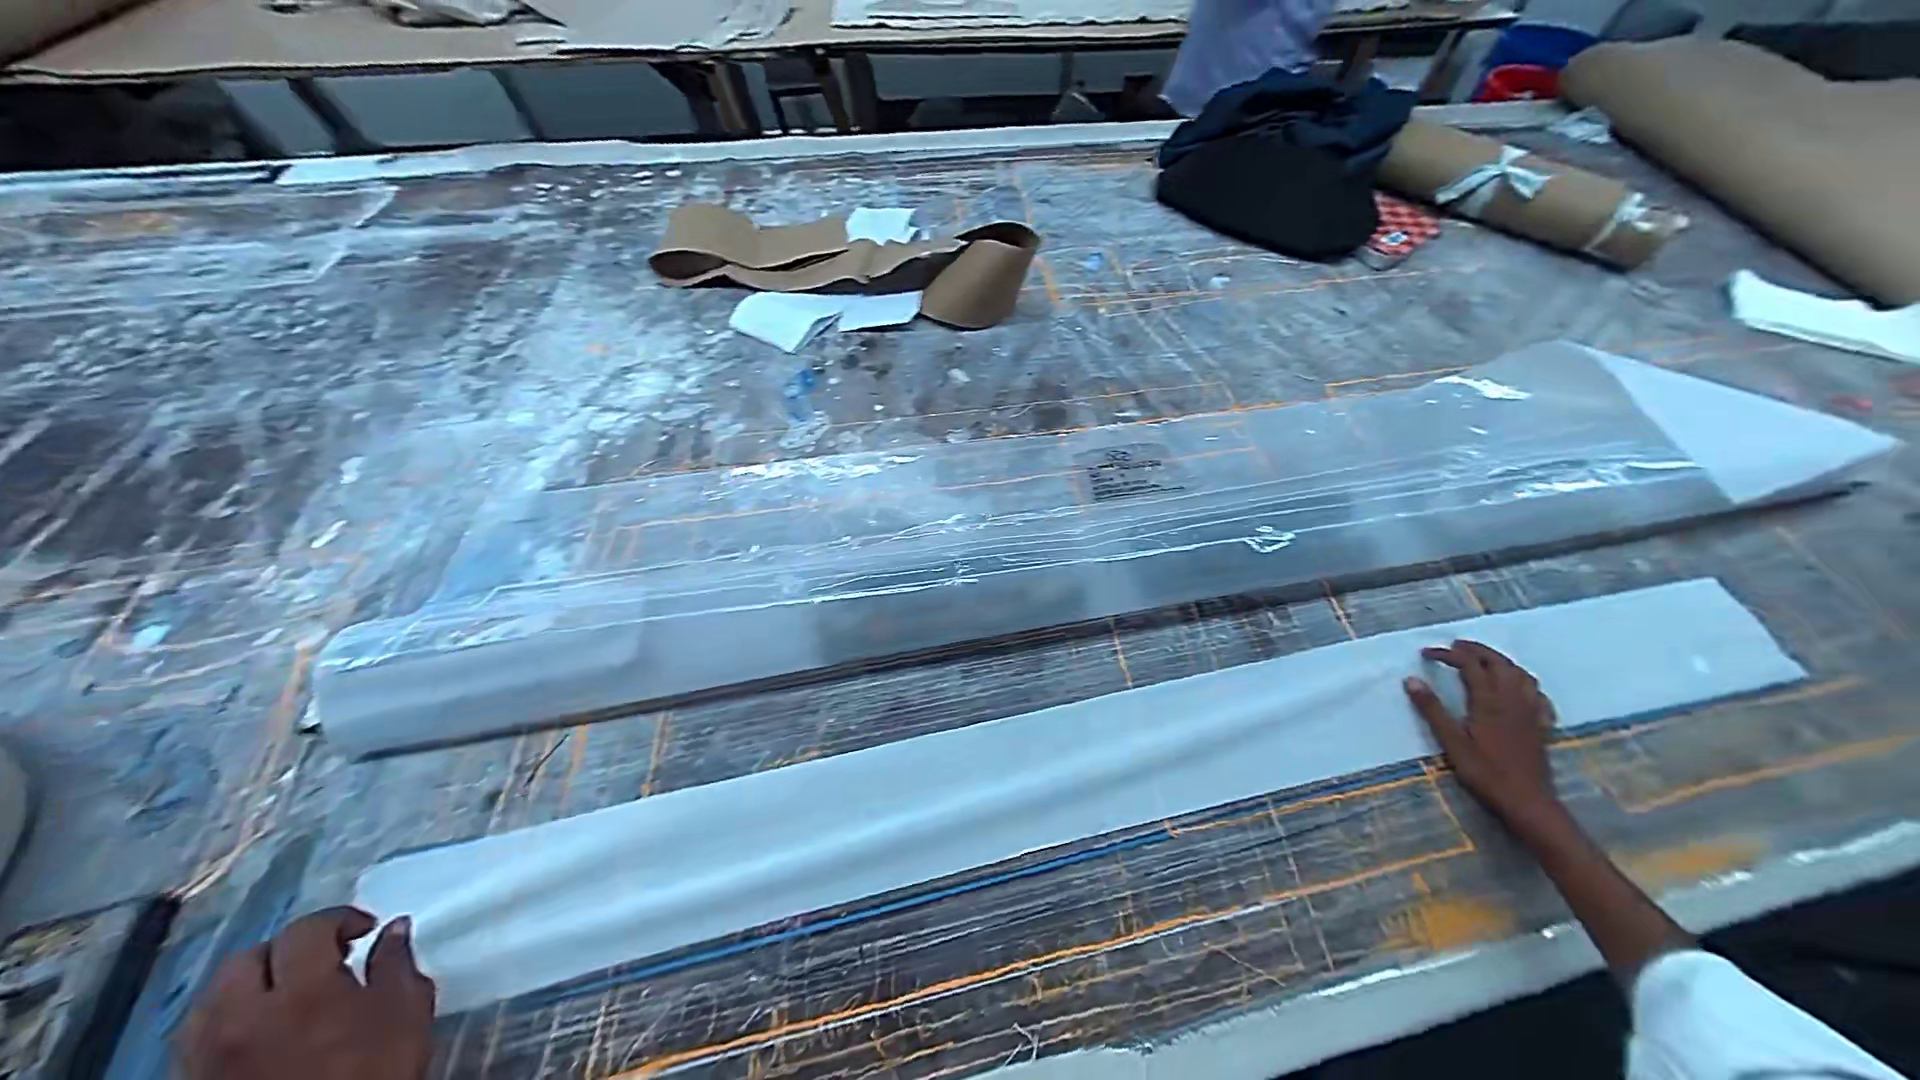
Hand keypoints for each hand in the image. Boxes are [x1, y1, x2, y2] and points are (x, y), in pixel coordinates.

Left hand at [180, 908, 434, 1079]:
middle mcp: (242, 1017)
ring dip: (252, 981)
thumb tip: (393, 929)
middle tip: (326, 956)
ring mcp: (208, 1057)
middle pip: (248, 958)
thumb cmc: (377, 1070)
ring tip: (288, 991)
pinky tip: (260, 1027)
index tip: (366, 929)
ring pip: (212, 998)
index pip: (306, 930)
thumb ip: (396, 963)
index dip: (339, 919)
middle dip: (289, 947)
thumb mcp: (407, 1009)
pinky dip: (229, 1017)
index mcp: (301, 991)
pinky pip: (199, 1036)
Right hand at [1404, 640, 1563, 829]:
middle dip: (1475, 650)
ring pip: (1520, 674)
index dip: (1448, 654)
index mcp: (1489, 702)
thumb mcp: (1451, 741)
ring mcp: (1530, 712)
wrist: (1528, 801)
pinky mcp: (1540, 725)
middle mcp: (1513, 700)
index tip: (1426, 653)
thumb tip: (1411, 680)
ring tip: (1483, 659)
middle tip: (1454, 646)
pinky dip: (1524, 681)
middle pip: (1498, 663)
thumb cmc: (1485, 772)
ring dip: (1500, 660)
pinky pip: (1537, 693)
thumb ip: (1431, 709)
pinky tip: (1518, 686)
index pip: (1469, 665)